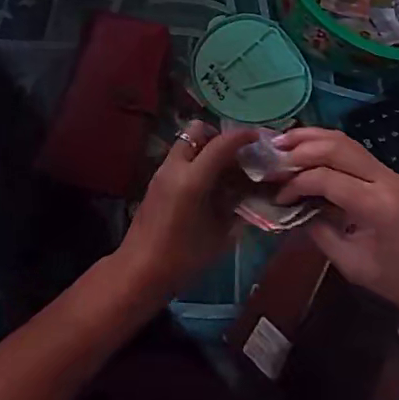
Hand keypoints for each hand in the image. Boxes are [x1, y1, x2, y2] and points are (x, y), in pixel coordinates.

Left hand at [113, 121, 256, 303]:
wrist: (141, 268)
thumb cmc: (183, 257)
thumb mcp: (219, 235)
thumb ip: (235, 208)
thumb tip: (248, 193)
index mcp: (191, 179)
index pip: (220, 145)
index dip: (241, 137)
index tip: (258, 137)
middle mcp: (174, 167)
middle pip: (195, 131)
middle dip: (217, 137)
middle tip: (235, 157)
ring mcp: (161, 172)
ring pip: (185, 144)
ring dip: (205, 149)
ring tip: (224, 173)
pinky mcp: (155, 181)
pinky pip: (178, 159)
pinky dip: (194, 161)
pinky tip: (207, 186)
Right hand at [273, 128, 398, 327]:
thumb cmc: (398, 281)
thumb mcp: (350, 264)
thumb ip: (319, 231)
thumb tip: (291, 208)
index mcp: (377, 206)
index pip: (325, 178)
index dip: (295, 183)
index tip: (278, 196)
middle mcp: (385, 181)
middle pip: (335, 147)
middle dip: (299, 148)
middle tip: (271, 155)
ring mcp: (389, 174)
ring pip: (343, 141)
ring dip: (310, 138)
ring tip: (282, 142)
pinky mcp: (388, 174)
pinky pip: (352, 149)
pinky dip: (325, 145)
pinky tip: (305, 149)